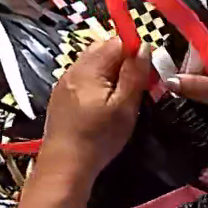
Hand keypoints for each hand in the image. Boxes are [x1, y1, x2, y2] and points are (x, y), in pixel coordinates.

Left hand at [39, 38, 153, 177]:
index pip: (117, 41)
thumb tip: (144, 47)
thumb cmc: (98, 137)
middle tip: (135, 84)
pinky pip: (83, 76)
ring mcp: (64, 81)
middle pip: (102, 48)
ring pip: (92, 62)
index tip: (146, 71)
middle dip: (122, 59)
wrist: (64, 165)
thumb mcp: (125, 107)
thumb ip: (135, 74)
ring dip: (110, 70)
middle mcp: (74, 68)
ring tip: (120, 95)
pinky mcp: (61, 95)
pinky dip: (97, 81)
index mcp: (90, 68)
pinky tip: (102, 103)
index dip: (135, 51)